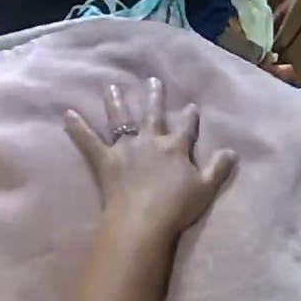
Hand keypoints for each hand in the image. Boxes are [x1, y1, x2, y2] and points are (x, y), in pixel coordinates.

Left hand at [64, 78, 236, 238]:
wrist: (144, 220)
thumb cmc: (177, 207)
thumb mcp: (205, 189)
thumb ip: (218, 169)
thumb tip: (233, 152)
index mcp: (176, 148)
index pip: (186, 129)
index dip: (190, 117)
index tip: (191, 106)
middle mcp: (151, 141)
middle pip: (153, 115)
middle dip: (154, 97)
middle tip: (151, 80)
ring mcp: (126, 148)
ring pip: (120, 119)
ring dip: (115, 102)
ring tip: (110, 87)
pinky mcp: (105, 160)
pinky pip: (88, 141)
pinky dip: (77, 128)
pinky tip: (67, 114)